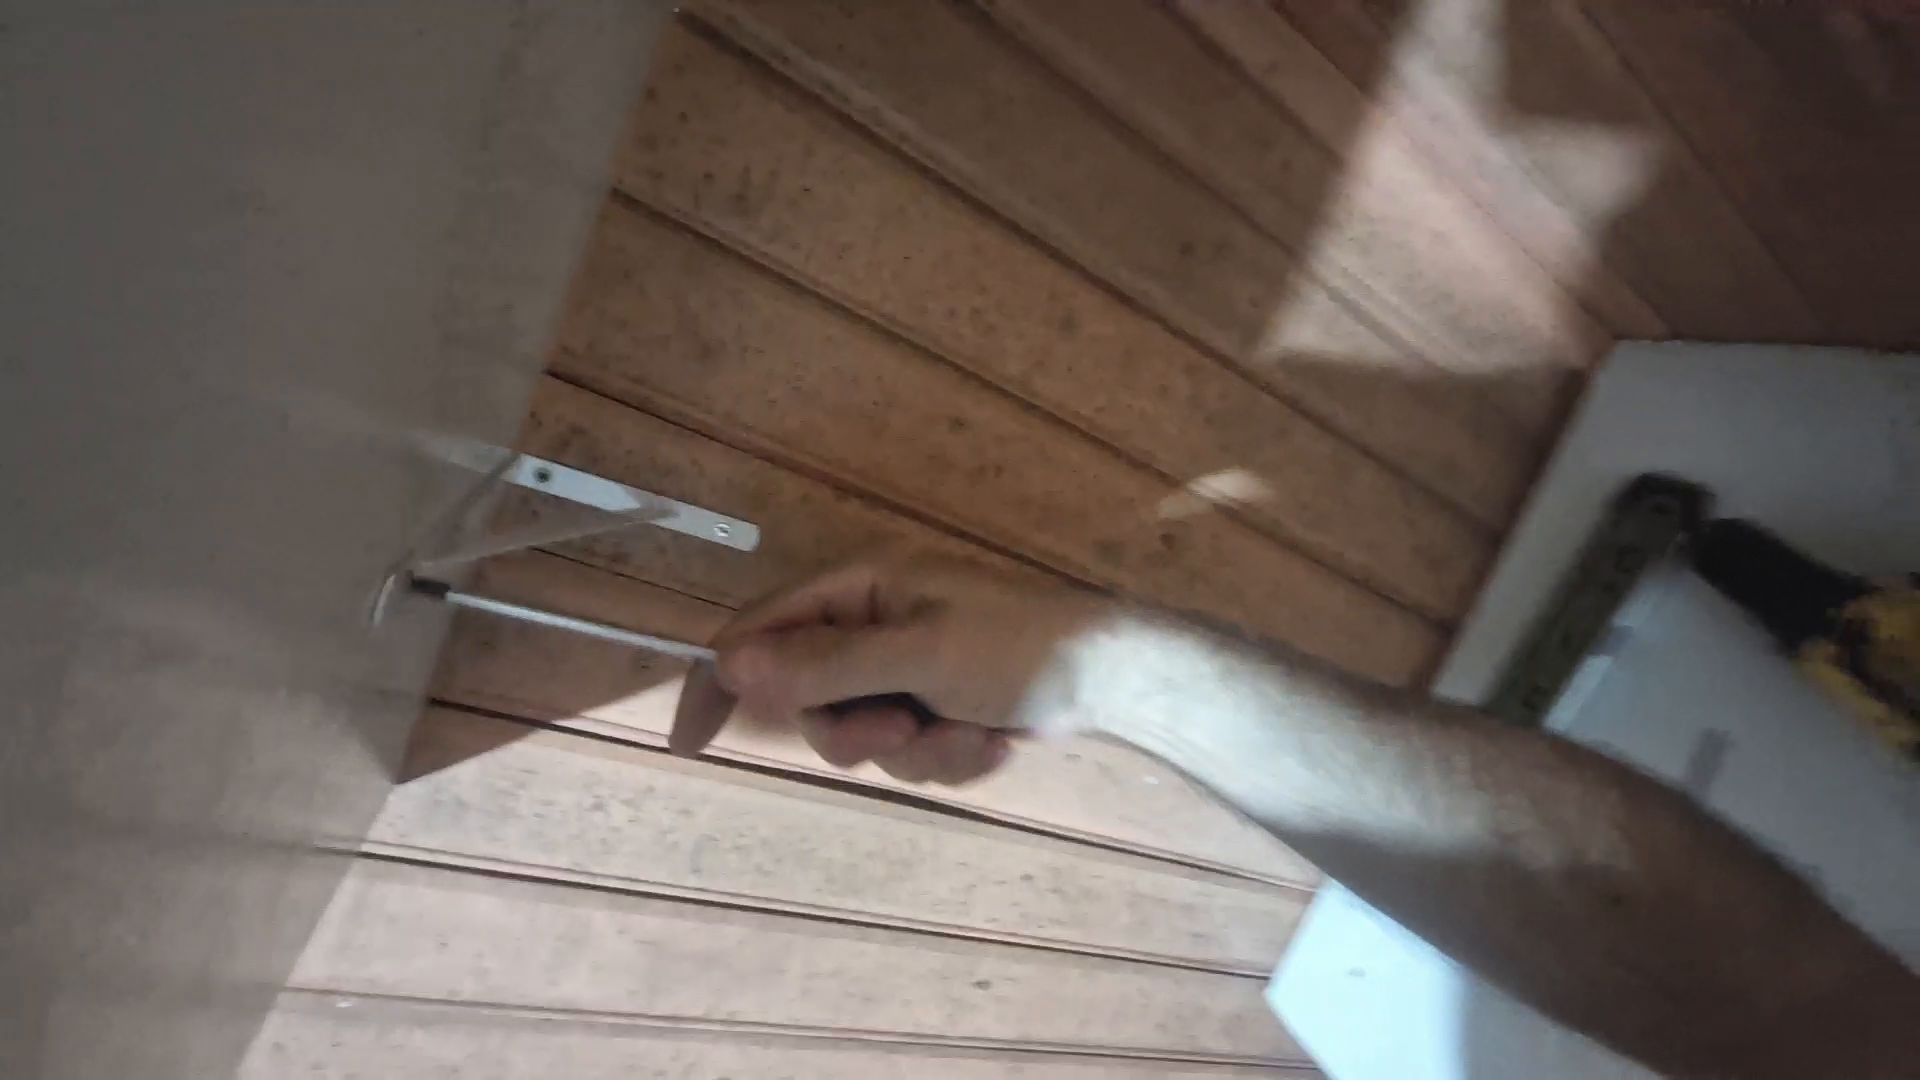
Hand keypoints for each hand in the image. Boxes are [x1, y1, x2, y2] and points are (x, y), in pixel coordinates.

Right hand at [669, 558, 1110, 784]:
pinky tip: (994, 741)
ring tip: (974, 732)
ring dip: (918, 750)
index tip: (693, 742)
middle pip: (809, 700)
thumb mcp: (920, 652)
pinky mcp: (930, 707)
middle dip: (858, 730)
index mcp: (859, 591)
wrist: (1107, 677)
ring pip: (862, 737)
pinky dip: (949, 757)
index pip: (761, 629)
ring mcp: (900, 671)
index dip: (721, 680)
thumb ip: (827, 662)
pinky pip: (908, 753)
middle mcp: (870, 627)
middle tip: (906, 727)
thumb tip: (731, 662)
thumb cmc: (1016, 647)